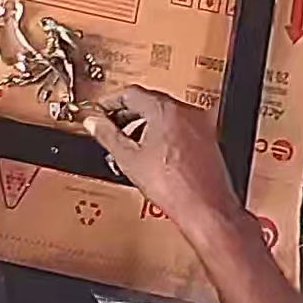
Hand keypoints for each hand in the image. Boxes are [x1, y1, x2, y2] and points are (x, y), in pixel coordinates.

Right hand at [83, 86, 252, 243]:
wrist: (205, 208)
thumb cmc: (174, 187)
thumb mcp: (128, 159)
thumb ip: (107, 135)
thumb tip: (94, 122)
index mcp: (165, 110)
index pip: (132, 93)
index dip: (111, 102)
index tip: (101, 111)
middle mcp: (187, 112)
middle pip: (150, 102)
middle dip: (128, 115)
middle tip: (111, 127)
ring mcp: (201, 125)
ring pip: (166, 115)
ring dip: (145, 126)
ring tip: (131, 145)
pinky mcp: (209, 140)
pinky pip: (181, 128)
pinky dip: (164, 134)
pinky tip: (154, 154)